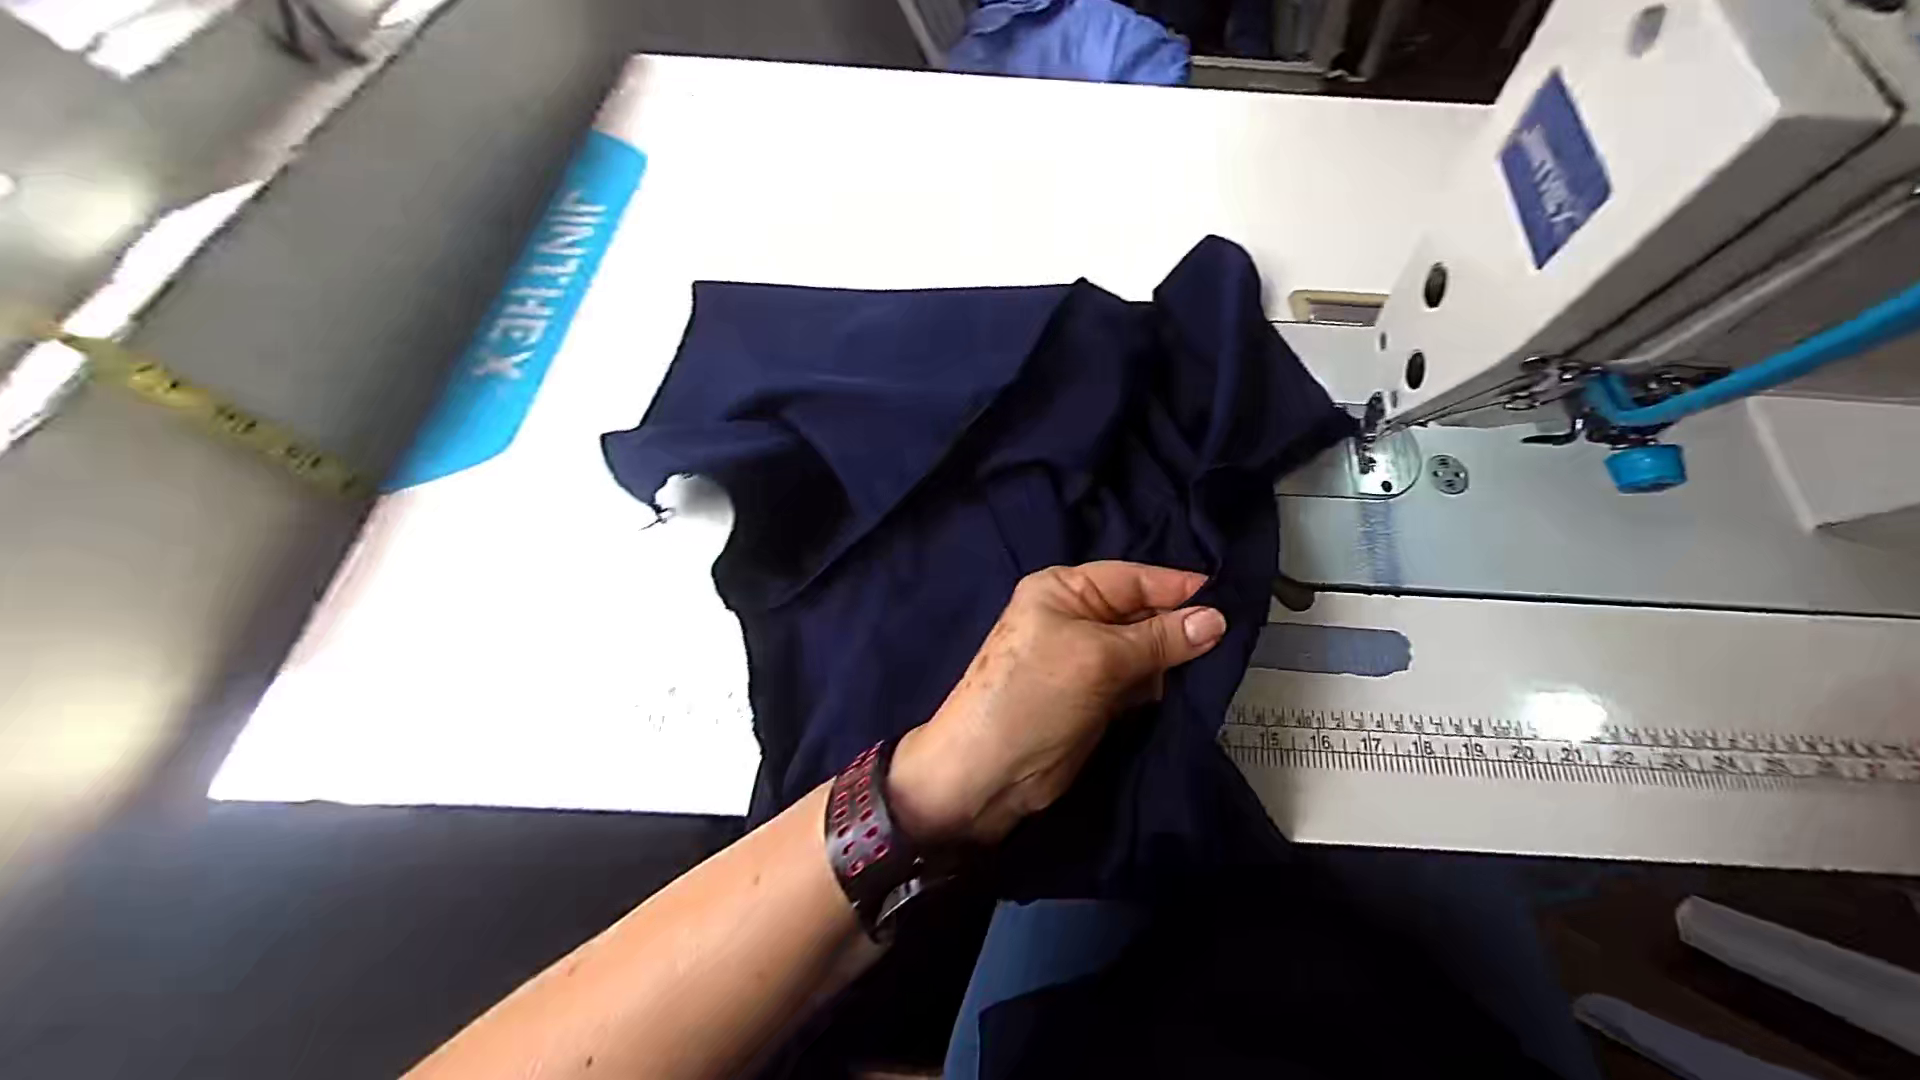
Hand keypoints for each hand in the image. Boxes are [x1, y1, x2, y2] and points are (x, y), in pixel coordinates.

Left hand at [888, 561, 1227, 845]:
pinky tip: (1190, 689)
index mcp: (1063, 589)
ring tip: (1218, 664)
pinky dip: (1162, 685)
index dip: (1180, 588)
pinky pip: (1141, 680)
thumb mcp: (1097, 657)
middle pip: (1143, 611)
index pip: (1133, 577)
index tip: (1233, 600)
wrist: (988, 775)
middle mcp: (1075, 617)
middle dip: (1181, 625)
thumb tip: (1216, 619)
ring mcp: (1087, 659)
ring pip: (1146, 648)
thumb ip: (1157, 638)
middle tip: (1234, 638)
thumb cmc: (1032, 697)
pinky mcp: (1097, 695)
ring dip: (1176, 658)